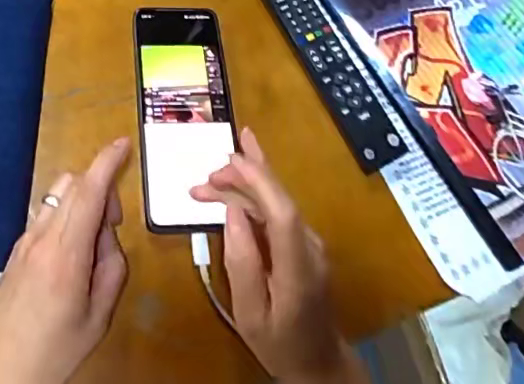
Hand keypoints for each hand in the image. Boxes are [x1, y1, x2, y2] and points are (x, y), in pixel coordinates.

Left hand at [0, 138, 131, 383]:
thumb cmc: (51, 352)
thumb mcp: (97, 319)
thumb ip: (112, 270)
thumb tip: (109, 238)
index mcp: (65, 254)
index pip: (89, 191)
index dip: (108, 161)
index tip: (124, 144)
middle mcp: (42, 237)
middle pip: (74, 184)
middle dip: (101, 188)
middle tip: (112, 227)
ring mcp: (25, 240)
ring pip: (59, 194)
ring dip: (82, 201)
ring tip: (92, 244)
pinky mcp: (17, 248)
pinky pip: (48, 213)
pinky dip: (67, 216)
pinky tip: (72, 254)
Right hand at [192, 128, 365, 383]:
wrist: (318, 362)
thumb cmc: (280, 344)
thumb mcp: (250, 315)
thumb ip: (241, 264)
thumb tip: (232, 212)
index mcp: (298, 268)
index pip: (283, 213)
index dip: (259, 180)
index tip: (230, 160)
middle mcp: (310, 246)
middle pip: (278, 198)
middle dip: (242, 177)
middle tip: (205, 178)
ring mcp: (310, 240)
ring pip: (275, 199)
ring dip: (242, 185)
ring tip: (208, 181)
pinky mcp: (303, 238)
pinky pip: (276, 207)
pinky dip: (251, 194)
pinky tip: (237, 176)